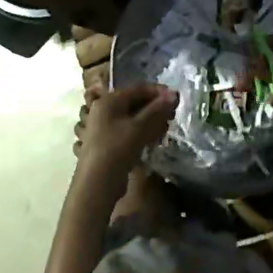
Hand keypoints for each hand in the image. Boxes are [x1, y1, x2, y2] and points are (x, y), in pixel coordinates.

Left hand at [73, 84, 177, 202]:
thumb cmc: (116, 149)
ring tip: (166, 129)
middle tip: (172, 116)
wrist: (96, 182)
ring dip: (151, 121)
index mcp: (109, 101)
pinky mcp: (109, 143)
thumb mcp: (139, 127)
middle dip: (155, 108)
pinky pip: (129, 131)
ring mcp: (105, 127)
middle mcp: (104, 111)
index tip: (176, 99)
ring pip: (133, 118)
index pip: (137, 89)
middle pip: (135, 103)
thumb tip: (174, 93)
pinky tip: (154, 140)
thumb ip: (157, 110)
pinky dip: (142, 132)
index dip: (158, 92)